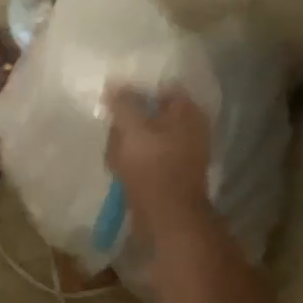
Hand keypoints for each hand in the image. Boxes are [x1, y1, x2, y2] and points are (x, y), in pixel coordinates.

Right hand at [105, 87, 216, 236]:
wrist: (167, 217)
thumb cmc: (152, 166)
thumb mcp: (132, 127)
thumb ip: (123, 102)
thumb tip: (114, 84)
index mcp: (187, 111)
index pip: (160, 87)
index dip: (135, 88)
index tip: (112, 96)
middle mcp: (190, 128)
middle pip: (152, 113)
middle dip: (128, 120)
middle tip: (111, 128)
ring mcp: (182, 153)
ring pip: (146, 137)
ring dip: (126, 142)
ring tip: (111, 151)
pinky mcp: (171, 174)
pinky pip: (146, 158)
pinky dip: (131, 161)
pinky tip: (117, 167)